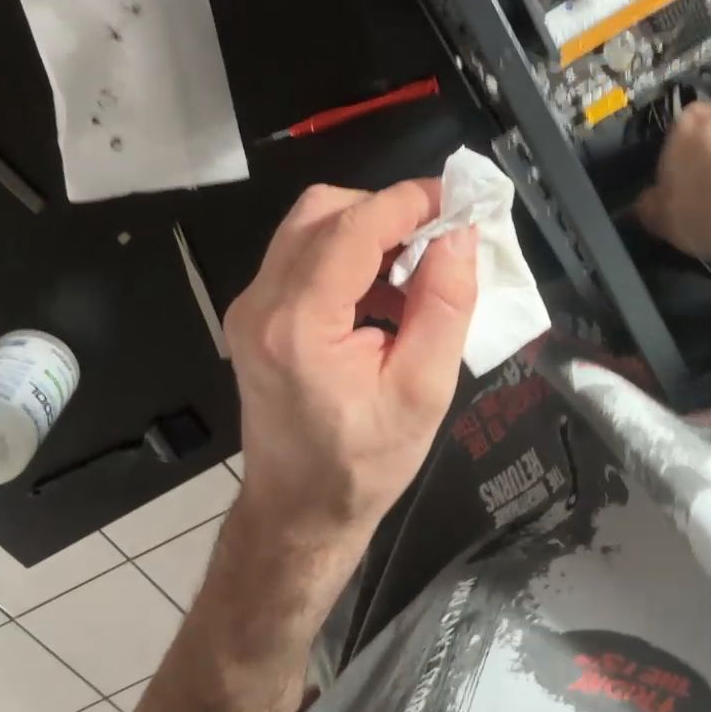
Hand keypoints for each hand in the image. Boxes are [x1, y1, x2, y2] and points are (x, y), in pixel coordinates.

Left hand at [223, 180, 478, 541]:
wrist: (298, 512)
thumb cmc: (364, 464)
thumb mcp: (423, 391)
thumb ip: (445, 305)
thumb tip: (459, 235)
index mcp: (299, 323)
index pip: (355, 226)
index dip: (411, 200)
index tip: (460, 199)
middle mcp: (261, 302)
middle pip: (323, 210)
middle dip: (387, 210)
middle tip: (440, 236)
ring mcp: (250, 307)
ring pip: (309, 226)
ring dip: (368, 230)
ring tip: (418, 268)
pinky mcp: (254, 315)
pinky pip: (301, 255)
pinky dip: (347, 254)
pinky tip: (384, 293)